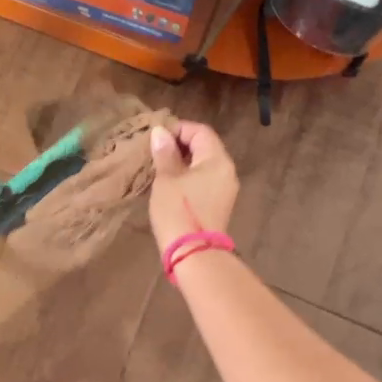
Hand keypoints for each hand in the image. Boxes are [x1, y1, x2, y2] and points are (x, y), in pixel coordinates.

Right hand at [147, 121, 237, 249]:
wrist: (193, 253)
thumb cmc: (178, 211)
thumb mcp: (166, 179)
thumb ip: (165, 153)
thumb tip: (160, 132)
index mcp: (217, 160)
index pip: (200, 132)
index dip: (178, 129)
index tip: (156, 137)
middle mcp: (226, 171)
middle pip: (205, 146)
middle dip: (180, 144)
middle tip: (155, 151)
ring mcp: (225, 188)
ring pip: (204, 164)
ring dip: (183, 161)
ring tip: (159, 166)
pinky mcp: (219, 203)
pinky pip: (205, 179)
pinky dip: (189, 175)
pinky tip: (170, 183)